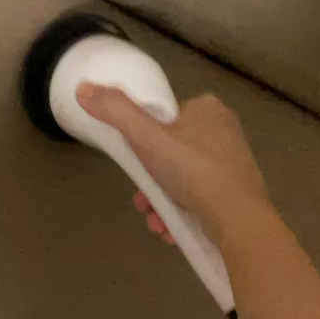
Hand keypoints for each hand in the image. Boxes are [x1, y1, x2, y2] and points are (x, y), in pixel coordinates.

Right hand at [76, 83, 270, 237]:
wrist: (236, 218)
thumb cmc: (192, 172)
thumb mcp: (147, 138)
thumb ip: (116, 113)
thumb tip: (83, 88)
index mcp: (207, 108)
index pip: (165, 119)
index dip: (144, 144)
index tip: (135, 167)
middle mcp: (223, 131)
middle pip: (169, 155)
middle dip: (150, 184)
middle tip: (142, 203)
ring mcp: (231, 164)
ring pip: (181, 182)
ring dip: (161, 205)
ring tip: (157, 222)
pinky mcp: (235, 193)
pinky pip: (197, 201)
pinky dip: (180, 216)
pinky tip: (172, 230)